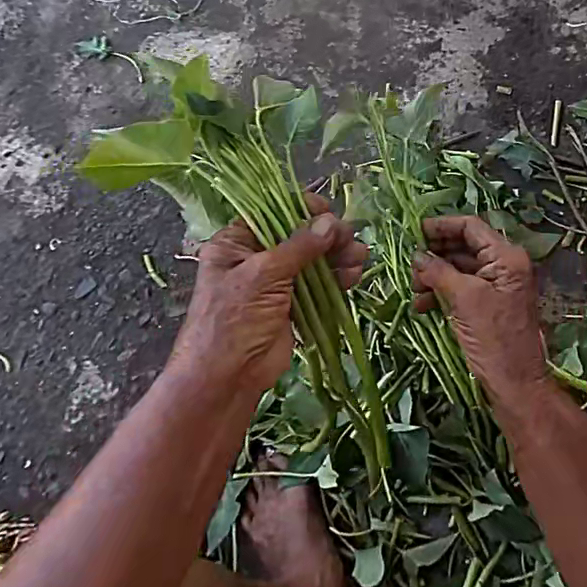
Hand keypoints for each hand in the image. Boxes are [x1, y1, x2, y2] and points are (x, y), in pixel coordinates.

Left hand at [168, 193, 366, 393]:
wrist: (227, 377)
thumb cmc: (234, 319)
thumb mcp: (263, 275)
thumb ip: (299, 247)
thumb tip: (330, 222)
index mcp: (236, 243)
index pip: (271, 213)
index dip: (301, 209)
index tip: (328, 210)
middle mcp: (255, 258)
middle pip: (297, 236)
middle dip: (327, 236)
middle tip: (351, 239)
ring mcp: (275, 283)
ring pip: (312, 261)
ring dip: (337, 257)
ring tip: (359, 257)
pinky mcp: (292, 305)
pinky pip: (318, 285)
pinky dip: (337, 279)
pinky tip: (353, 275)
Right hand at [411, 216, 548, 402]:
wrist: (515, 382)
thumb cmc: (493, 338)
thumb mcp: (464, 299)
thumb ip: (439, 271)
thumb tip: (417, 255)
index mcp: (507, 257)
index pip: (471, 227)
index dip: (442, 226)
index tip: (414, 231)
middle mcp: (505, 265)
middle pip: (463, 246)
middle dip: (435, 254)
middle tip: (410, 265)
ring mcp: (497, 285)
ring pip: (459, 268)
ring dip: (434, 275)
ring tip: (414, 289)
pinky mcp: (488, 304)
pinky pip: (461, 288)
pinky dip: (441, 292)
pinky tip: (421, 304)